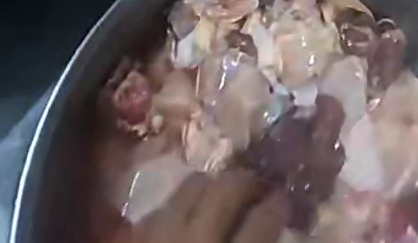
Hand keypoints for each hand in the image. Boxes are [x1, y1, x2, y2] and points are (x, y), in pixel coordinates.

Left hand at [138, 169, 285, 242]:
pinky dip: (174, 208)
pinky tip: (180, 218)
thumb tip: (271, 219)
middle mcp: (198, 236)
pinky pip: (157, 209)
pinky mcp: (133, 237)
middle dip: (247, 179)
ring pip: (192, 185)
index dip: (279, 203)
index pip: (265, 216)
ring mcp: (160, 234)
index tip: (284, 197)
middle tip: (256, 187)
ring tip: (218, 195)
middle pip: (230, 185)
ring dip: (211, 185)